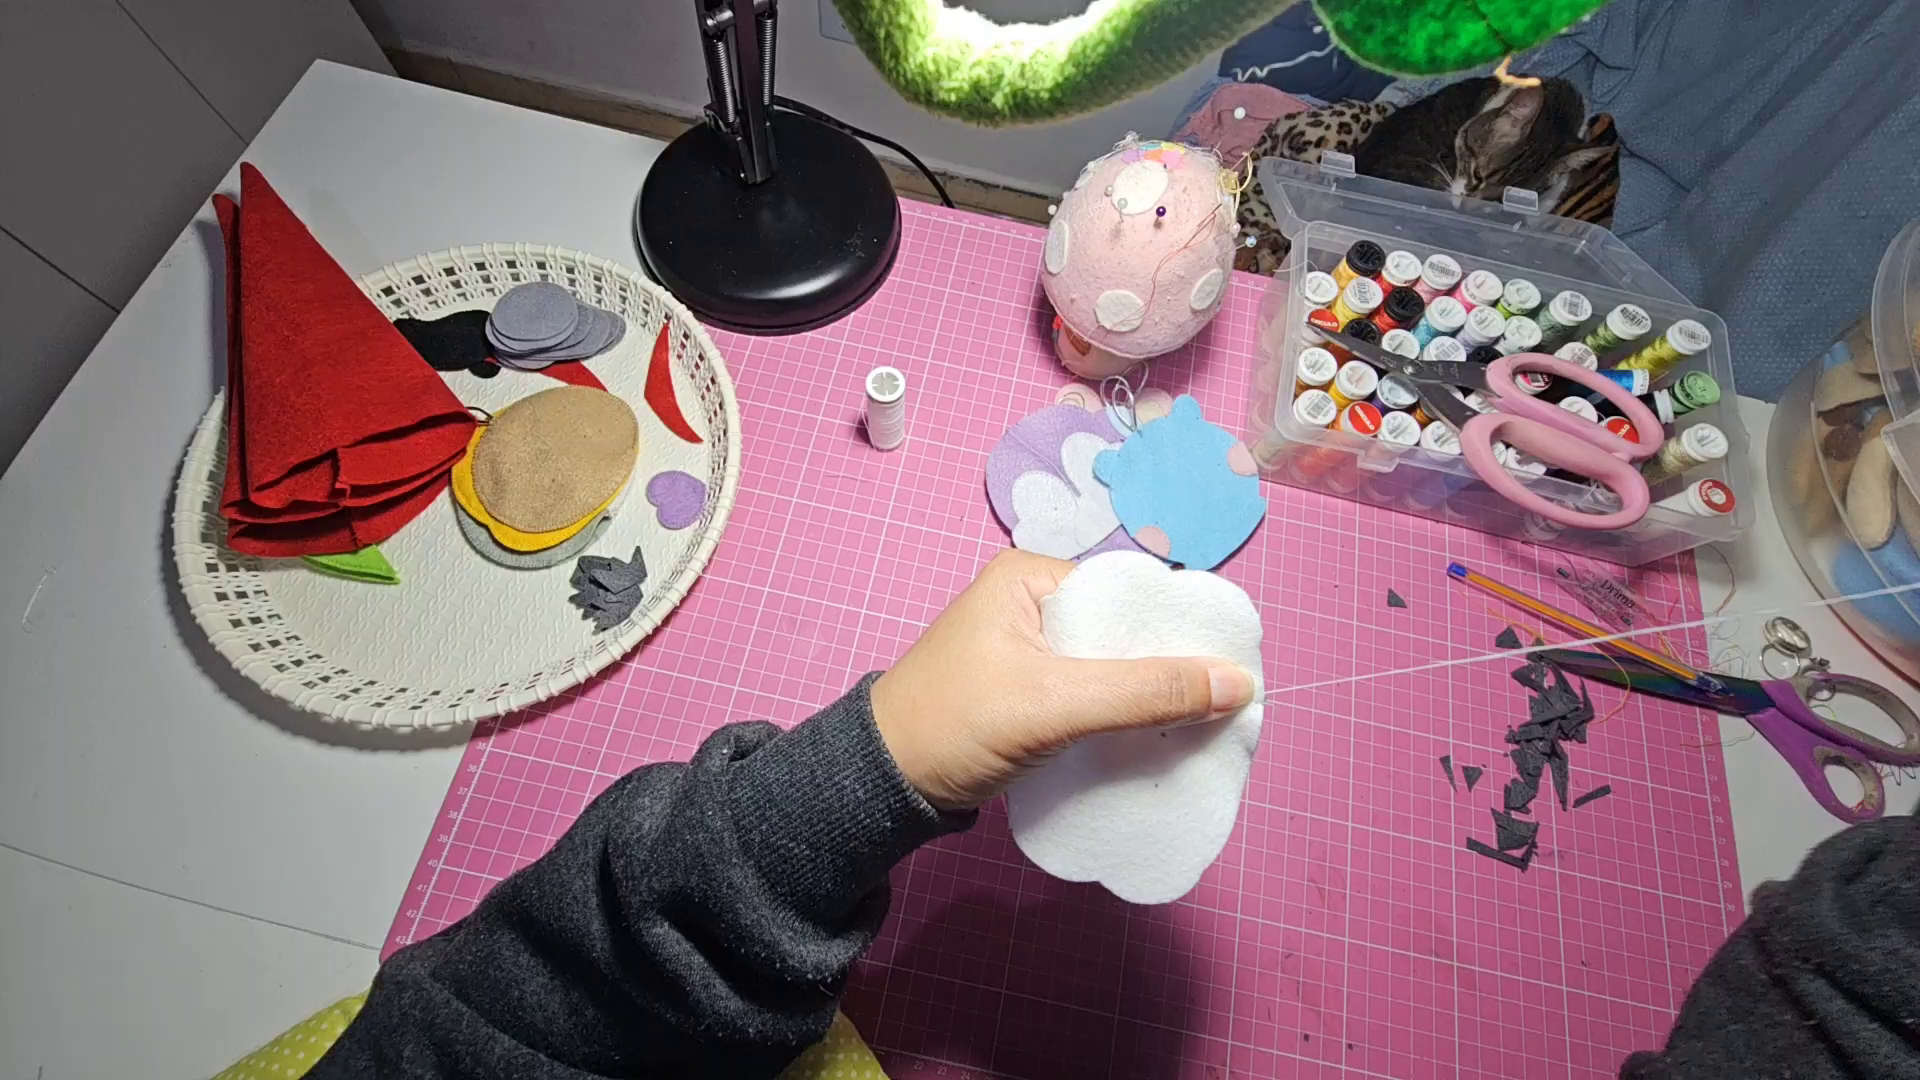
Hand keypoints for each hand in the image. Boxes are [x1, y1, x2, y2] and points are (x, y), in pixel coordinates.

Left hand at [871, 550, 1254, 810]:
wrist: (889, 781)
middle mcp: (1032, 601)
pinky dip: (1120, 711)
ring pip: (1110, 662)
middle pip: (1121, 628)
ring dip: (1146, 693)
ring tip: (1198, 722)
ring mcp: (1030, 645)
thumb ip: (1142, 691)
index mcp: (1030, 577)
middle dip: (1166, 665)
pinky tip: (1152, 734)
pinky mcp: (1030, 684)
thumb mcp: (1053, 703)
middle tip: (1222, 702)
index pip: (1125, 591)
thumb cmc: (956, 724)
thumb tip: (1235, 681)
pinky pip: (1091, 689)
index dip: (1177, 627)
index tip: (1229, 667)